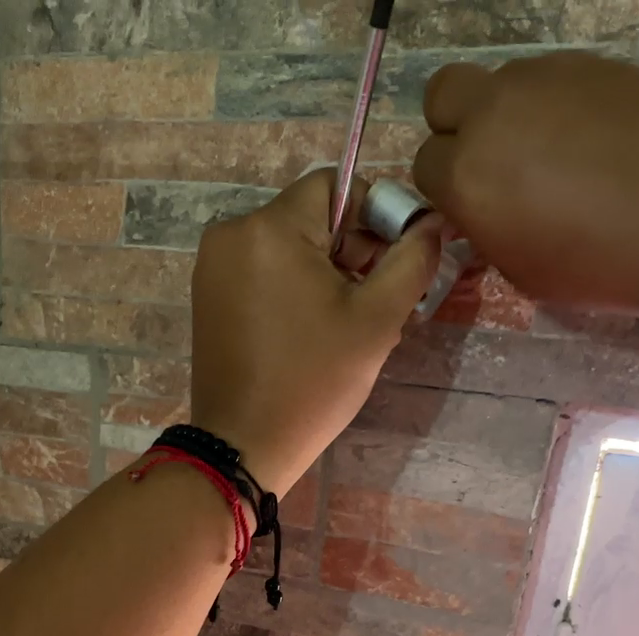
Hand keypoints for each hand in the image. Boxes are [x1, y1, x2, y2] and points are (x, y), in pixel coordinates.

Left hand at [189, 169, 441, 495]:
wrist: (243, 445)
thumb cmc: (313, 382)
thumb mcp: (377, 320)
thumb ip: (412, 259)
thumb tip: (431, 222)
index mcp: (270, 227)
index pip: (337, 186)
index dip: (375, 218)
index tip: (392, 265)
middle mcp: (232, 233)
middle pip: (312, 217)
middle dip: (352, 251)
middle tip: (376, 303)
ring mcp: (213, 267)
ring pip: (289, 247)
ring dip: (326, 273)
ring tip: (346, 324)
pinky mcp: (208, 297)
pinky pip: (264, 272)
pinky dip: (293, 288)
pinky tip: (310, 331)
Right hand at [412, 52, 638, 324]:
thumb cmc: (600, 266)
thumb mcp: (520, 270)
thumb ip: (485, 227)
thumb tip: (480, 208)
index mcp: (468, 176)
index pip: (424, 162)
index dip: (445, 185)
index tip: (471, 203)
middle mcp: (496, 114)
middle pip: (443, 93)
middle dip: (456, 124)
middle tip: (495, 161)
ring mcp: (549, 78)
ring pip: (503, 80)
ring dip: (512, 112)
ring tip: (558, 153)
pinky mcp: (598, 62)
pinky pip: (557, 77)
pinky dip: (561, 104)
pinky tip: (598, 140)